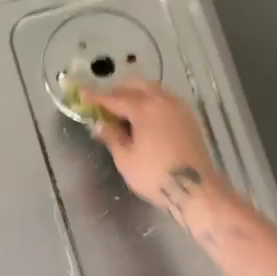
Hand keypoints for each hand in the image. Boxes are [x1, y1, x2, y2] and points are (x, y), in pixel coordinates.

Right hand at [87, 82, 224, 213]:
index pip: (114, 98)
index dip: (96, 97)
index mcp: (144, 108)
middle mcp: (163, 101)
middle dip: (118, 92)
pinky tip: (144, 118)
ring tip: (123, 111)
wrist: (195, 188)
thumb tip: (101, 124)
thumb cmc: (155, 175)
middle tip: (104, 104)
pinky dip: (150, 102)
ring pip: (153, 91)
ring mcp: (179, 108)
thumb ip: (112, 137)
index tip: (81, 93)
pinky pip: (164, 100)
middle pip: (137, 86)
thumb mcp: (125, 159)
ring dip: (136, 95)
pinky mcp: (188, 118)